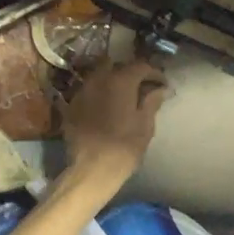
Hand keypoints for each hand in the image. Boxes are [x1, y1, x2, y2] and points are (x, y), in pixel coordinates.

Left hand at [60, 59, 168, 182]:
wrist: (91, 168)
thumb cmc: (123, 147)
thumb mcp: (145, 125)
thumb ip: (152, 102)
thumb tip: (161, 89)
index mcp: (120, 81)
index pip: (140, 66)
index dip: (154, 73)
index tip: (162, 84)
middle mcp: (98, 79)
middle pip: (117, 66)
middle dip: (131, 73)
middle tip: (142, 87)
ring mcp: (81, 91)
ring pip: (99, 76)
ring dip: (113, 81)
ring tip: (124, 96)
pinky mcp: (71, 105)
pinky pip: (88, 91)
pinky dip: (99, 93)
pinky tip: (106, 106)